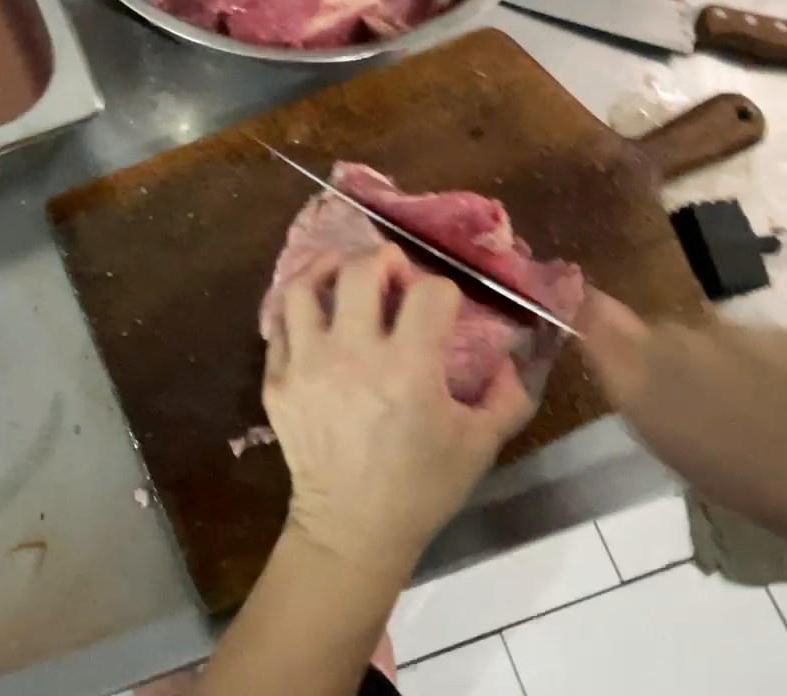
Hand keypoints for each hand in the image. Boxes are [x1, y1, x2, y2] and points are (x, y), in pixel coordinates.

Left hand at [263, 246, 536, 567]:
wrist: (350, 527)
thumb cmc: (421, 487)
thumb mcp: (480, 444)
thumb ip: (506, 395)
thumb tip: (510, 355)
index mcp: (408, 368)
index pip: (429, 292)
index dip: (443, 290)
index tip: (443, 305)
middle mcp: (352, 355)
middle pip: (359, 270)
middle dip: (383, 259)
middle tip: (393, 272)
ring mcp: (305, 365)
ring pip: (304, 286)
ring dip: (327, 270)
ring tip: (343, 274)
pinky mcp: (276, 380)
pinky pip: (279, 324)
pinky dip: (298, 310)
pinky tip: (316, 314)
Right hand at [572, 288, 786, 527]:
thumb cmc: (761, 483)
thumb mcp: (675, 449)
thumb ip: (637, 393)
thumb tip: (610, 352)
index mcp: (638, 370)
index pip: (590, 310)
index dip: (577, 303)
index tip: (564, 310)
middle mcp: (676, 338)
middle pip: (646, 332)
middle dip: (651, 358)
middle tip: (673, 409)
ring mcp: (732, 334)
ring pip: (698, 344)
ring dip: (703, 371)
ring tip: (733, 423)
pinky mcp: (783, 339)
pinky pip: (745, 351)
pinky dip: (749, 376)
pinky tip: (778, 418)